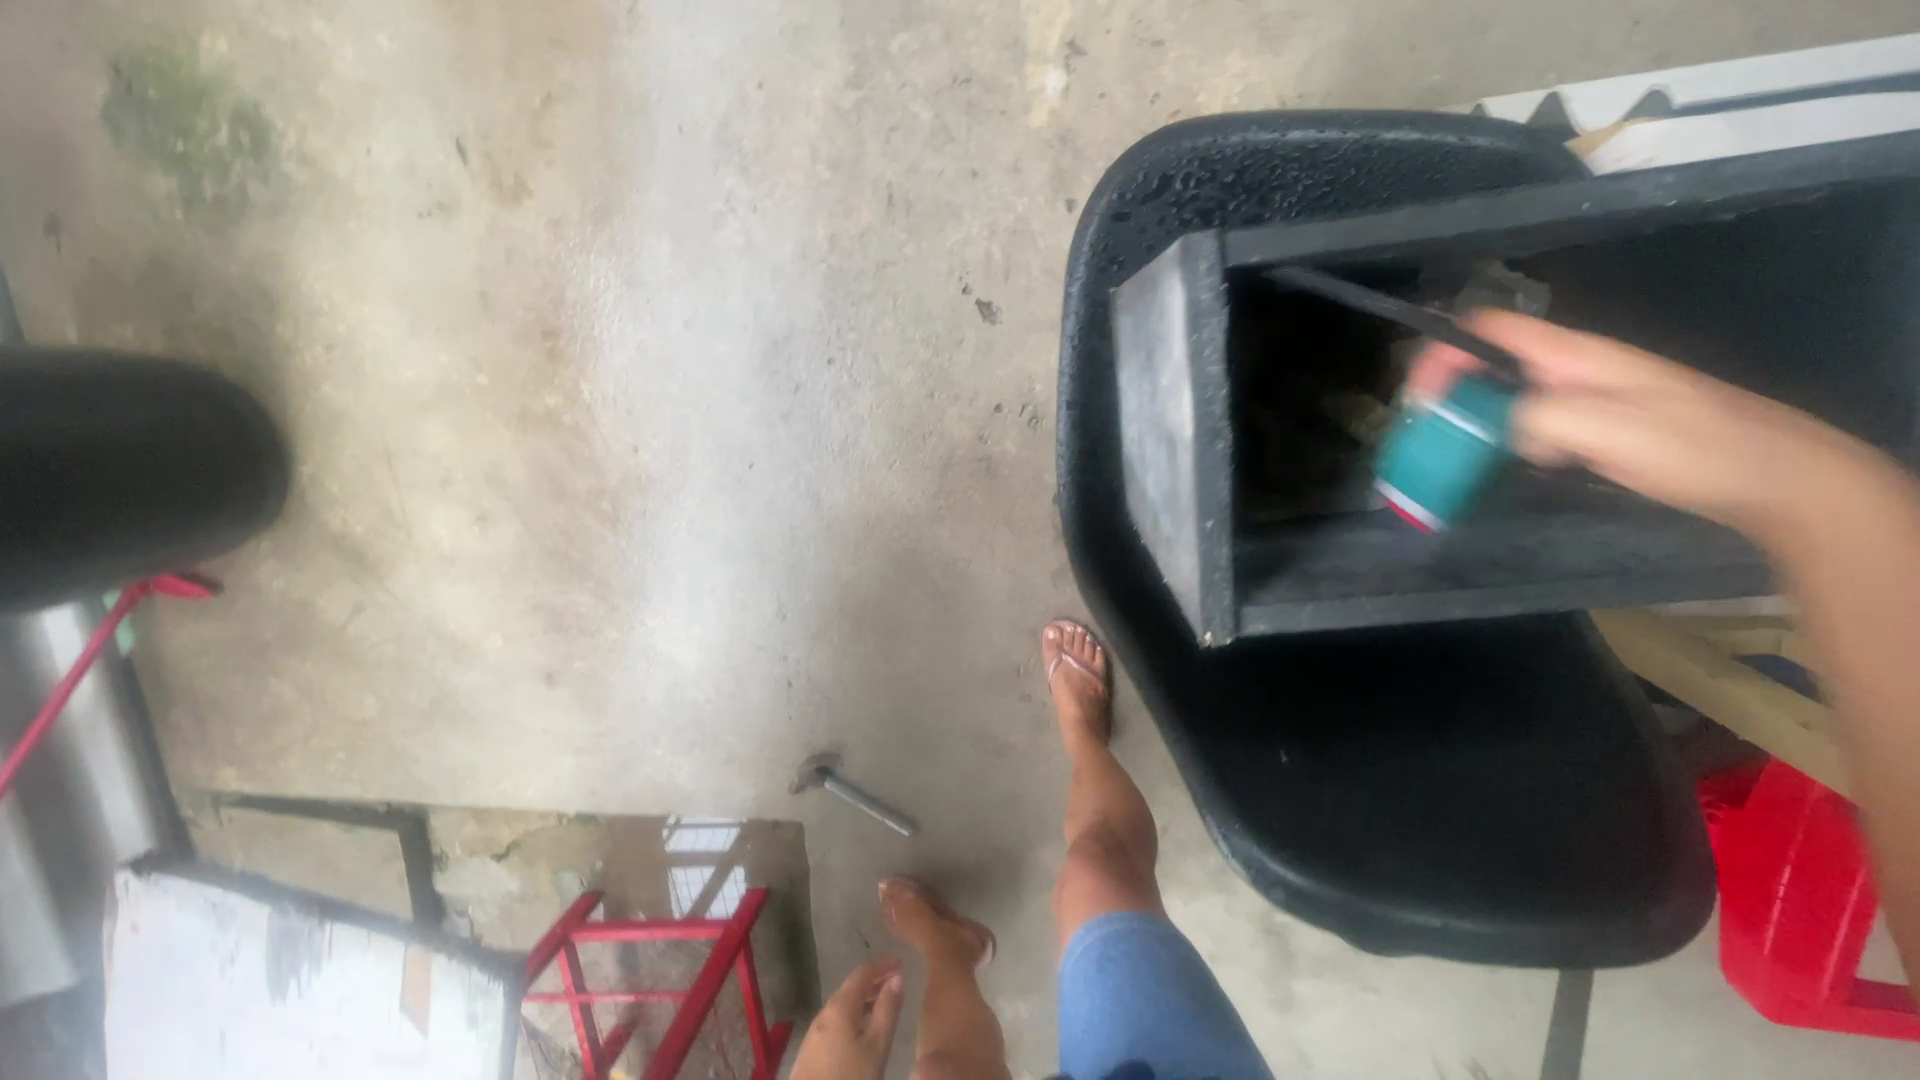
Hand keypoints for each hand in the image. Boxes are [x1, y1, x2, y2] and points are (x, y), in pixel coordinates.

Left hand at [789, 957, 906, 1079]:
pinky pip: (835, 1022)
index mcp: (840, 1006)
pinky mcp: (811, 1049)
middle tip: (896, 985)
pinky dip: (853, 1016)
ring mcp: (815, 1031)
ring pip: (842, 1006)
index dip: (882, 965)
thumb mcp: (877, 1046)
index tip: (901, 963)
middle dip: (874, 983)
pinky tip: (861, 1032)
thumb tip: (897, 978)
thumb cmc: (850, 1076)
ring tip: (883, 1008)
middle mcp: (824, 1012)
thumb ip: (888, 1010)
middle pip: (851, 988)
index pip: (862, 973)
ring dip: (863, 1001)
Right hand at [1406, 310, 1875, 538]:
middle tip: (1422, 435)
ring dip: (1467, 420)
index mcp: (1572, 355)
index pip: (1488, 330)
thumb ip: (1539, 418)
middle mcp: (1567, 369)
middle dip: (1446, 392)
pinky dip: (1496, 442)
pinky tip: (1493, 468)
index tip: (1419, 396)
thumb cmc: (1694, 445)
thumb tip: (1500, 428)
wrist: (1772, 477)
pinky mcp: (1586, 430)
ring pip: (1501, 397)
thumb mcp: (1608, 428)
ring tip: (1445, 456)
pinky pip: (1522, 426)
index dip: (1443, 352)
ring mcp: (1578, 399)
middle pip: (1486, 363)